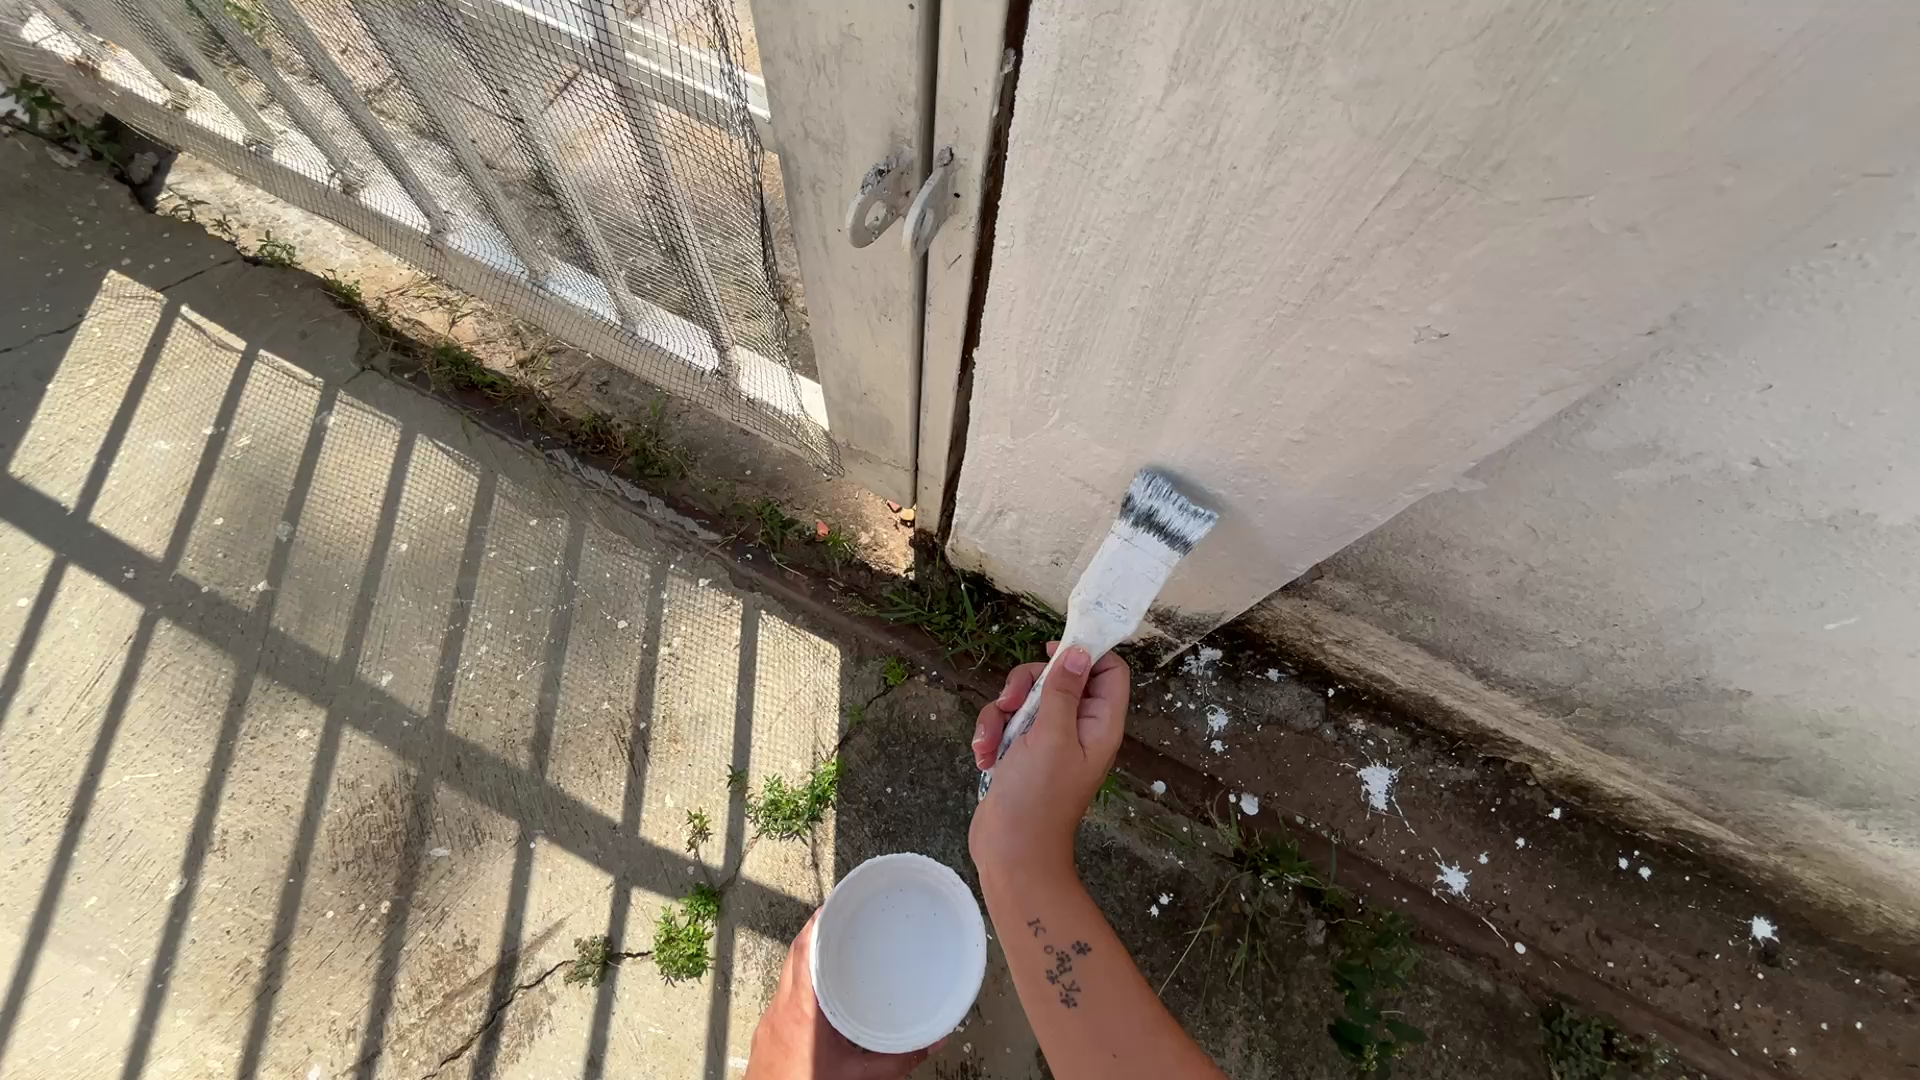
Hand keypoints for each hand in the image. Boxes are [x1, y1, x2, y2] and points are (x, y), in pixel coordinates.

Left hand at [745, 912, 934, 1078]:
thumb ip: (898, 1059)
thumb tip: (933, 1040)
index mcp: (803, 1010)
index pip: (806, 949)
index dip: (819, 921)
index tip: (837, 903)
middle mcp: (782, 1008)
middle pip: (795, 953)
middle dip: (817, 930)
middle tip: (841, 916)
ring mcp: (770, 1019)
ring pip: (786, 971)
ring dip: (807, 954)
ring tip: (832, 945)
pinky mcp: (766, 1032)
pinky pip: (782, 991)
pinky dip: (800, 979)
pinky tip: (818, 988)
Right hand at [969, 642, 1129, 882]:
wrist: (1010, 853)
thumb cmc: (1037, 797)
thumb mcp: (1051, 736)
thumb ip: (1064, 691)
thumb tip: (1079, 651)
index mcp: (1098, 724)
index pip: (1109, 672)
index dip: (1086, 653)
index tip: (1052, 648)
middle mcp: (1077, 727)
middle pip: (1058, 677)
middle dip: (1027, 685)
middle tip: (1012, 704)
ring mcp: (1048, 740)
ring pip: (1026, 698)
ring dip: (1001, 714)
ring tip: (991, 743)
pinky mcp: (1022, 751)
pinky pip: (1007, 722)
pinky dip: (992, 735)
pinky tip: (985, 756)